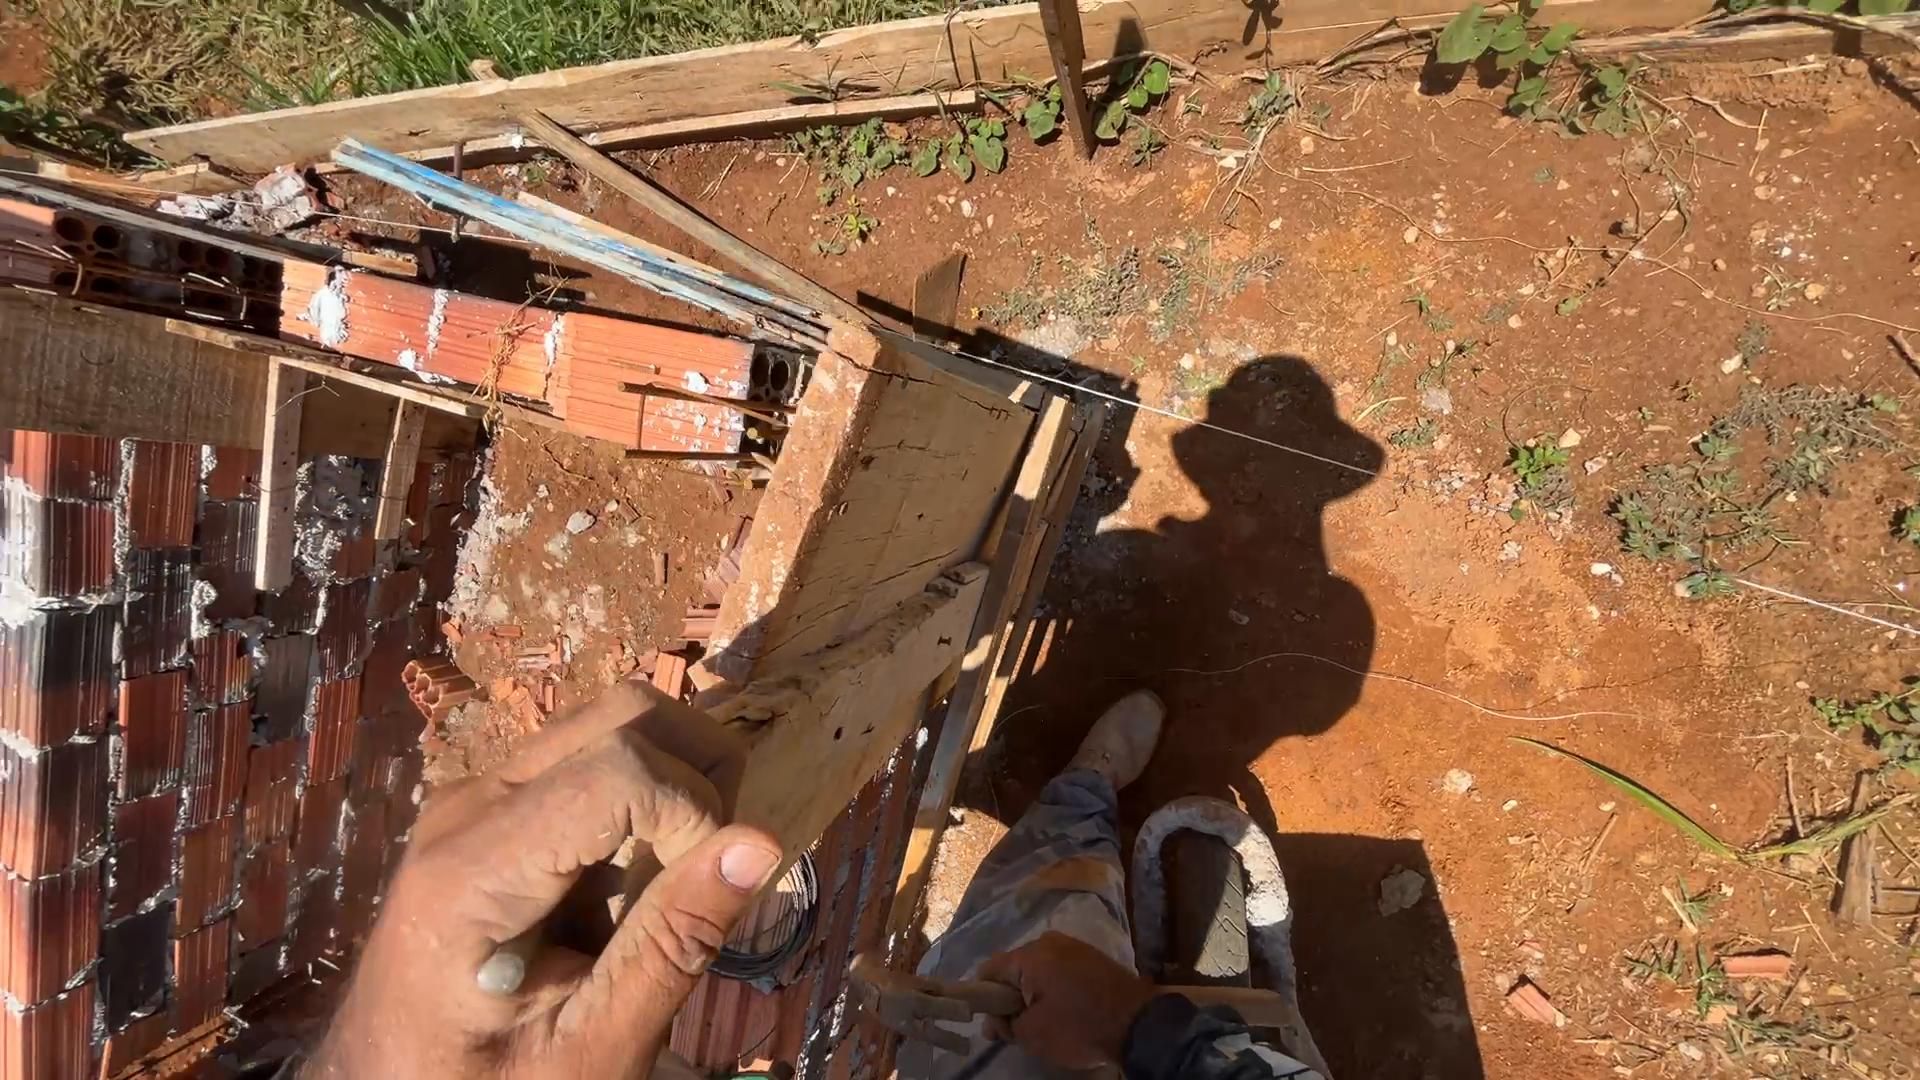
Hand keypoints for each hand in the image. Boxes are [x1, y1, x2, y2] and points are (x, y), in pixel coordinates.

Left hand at [304, 681, 782, 1078]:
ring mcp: (485, 786)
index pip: (620, 769)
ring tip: (674, 865)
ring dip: (681, 774)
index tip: (706, 894)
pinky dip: (655, 781)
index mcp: (470, 873)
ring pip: (625, 714)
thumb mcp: (590, 1054)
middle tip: (703, 867)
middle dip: (699, 775)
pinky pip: (605, 743)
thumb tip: (764, 841)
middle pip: (629, 713)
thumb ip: (675, 942)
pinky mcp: (505, 789)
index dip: (693, 813)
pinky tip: (639, 859)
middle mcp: (471, 800)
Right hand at [976, 931, 1156, 1069]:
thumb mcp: (1034, 1035)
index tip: (986, 1018)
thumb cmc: (1079, 1026)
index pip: (991, 968)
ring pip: (1039, 968)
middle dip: (1010, 995)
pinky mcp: (1089, 955)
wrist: (1137, 1022)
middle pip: (1016, 967)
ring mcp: (1071, 945)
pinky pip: (1059, 968)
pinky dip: (1054, 987)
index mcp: (1030, 955)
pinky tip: (1063, 1009)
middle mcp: (1048, 941)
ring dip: (1034, 992)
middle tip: (1014, 1026)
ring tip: (1041, 1020)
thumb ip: (1007, 1025)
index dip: (982, 993)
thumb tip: (992, 1021)